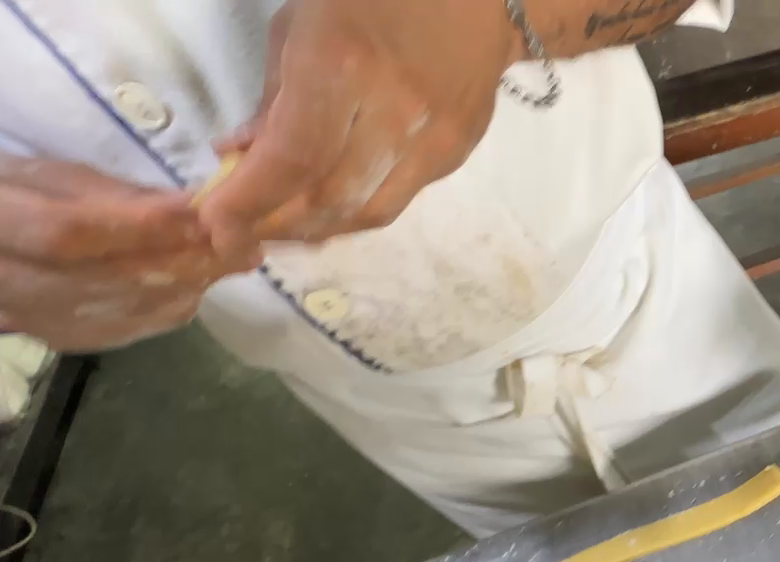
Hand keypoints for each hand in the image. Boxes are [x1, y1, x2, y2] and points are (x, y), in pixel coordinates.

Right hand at [0, 157, 259, 351]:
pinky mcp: (78, 339)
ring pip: (142, 305)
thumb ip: (116, 194)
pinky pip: (146, 323)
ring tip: (234, 257)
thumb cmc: (15, 199)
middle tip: (247, 245)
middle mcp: (13, 282)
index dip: (144, 227)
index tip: (206, 215)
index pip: (68, 232)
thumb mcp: (49, 178)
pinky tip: (198, 279)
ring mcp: (46, 319)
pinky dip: (182, 298)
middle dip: (193, 259)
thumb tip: (193, 206)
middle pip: (117, 278)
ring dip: (198, 281)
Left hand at [198, 0, 521, 253]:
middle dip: (282, 222)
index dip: (252, 199)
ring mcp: (435, 143)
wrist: (472, 4)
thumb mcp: (301, 27)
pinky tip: (333, 205)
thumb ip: (275, 99)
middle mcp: (395, 117)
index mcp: (343, 68)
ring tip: (286, 226)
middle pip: (335, 198)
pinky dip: (359, 209)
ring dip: (323, 227)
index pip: (295, 158)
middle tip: (243, 230)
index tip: (216, 222)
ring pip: (374, 211)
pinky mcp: (456, 157)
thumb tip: (242, 155)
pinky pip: (401, 195)